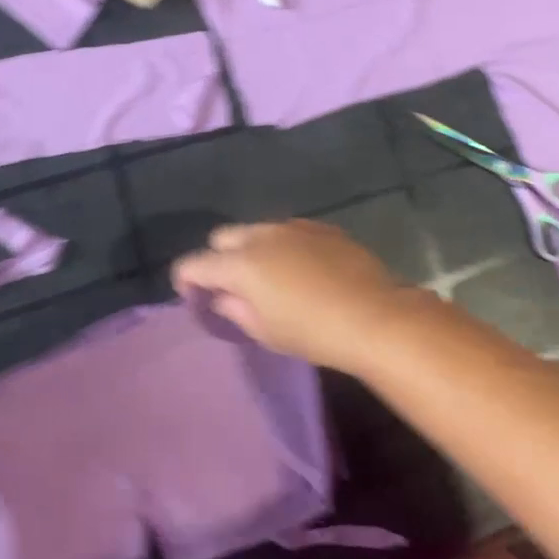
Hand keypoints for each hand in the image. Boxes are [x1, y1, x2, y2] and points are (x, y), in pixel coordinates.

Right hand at [171, 220, 407, 370]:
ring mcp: (294, 226)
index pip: (193, 263)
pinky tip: (301, 270)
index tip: (196, 299)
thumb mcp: (265, 331)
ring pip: (257, 230)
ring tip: (269, 278)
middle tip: (232, 288)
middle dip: (218, 258)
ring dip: (252, 249)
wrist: (373, 315)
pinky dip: (283, 246)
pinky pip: (289, 231)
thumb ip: (235, 309)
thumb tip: (222, 297)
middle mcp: (262, 235)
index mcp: (241, 263)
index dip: (186, 281)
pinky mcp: (322, 227)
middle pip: (223, 237)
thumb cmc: (313, 331)